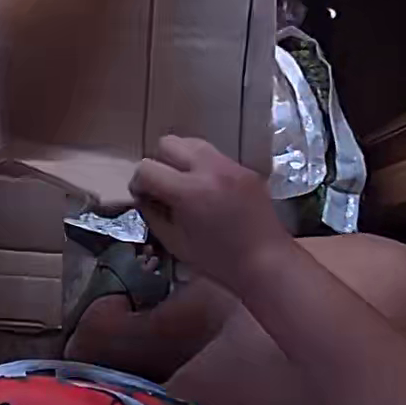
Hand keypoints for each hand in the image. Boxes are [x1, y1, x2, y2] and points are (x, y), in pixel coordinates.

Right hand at [129, 135, 294, 297]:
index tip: (142, 196)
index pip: (147, 168)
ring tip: (184, 184)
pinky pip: (213, 155)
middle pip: (167, 143)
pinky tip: (207, 189)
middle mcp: (209, 168)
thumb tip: (144, 196)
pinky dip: (202, 166)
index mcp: (189, 191)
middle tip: (162, 187)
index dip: (138, 183)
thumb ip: (153, 214)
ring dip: (180, 159)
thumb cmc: (218, 261)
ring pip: (191, 142)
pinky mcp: (244, 168)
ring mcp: (230, 165)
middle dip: (158, 163)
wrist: (267, 262)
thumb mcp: (174, 242)